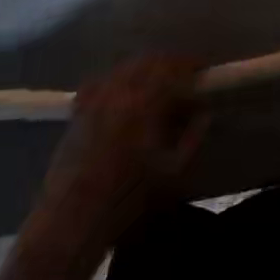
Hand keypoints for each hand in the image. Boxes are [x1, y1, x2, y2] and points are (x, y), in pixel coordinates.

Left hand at [37, 56, 208, 243]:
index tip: (205, 70)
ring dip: (146, 70)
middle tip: (187, 78)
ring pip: (124, 69)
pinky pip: (102, 82)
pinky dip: (119, 81)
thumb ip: (193, 136)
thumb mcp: (174, 170)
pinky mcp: (78, 111)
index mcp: (143, 102)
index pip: (172, 67)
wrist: (74, 217)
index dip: (191, 65)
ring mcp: (93, 99)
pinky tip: (126, 96)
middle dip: (170, 65)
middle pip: (147, 61)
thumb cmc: (129, 197)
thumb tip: (204, 112)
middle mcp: (116, 91)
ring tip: (161, 86)